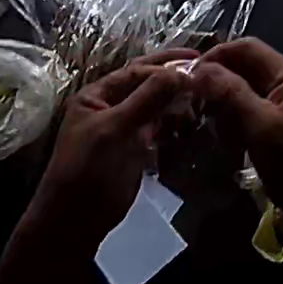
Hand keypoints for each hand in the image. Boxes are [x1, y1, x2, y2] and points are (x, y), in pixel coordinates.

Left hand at [19, 50, 196, 248]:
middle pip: (146, 85)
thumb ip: (147, 99)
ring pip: (155, 107)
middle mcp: (111, 106)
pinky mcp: (135, 149)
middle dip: (173, 79)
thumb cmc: (88, 169)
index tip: (197, 63)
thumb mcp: (116, 128)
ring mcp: (124, 128)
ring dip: (177, 101)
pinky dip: (174, 123)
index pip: (136, 71)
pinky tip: (191, 122)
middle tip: (206, 72)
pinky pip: (158, 128)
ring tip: (203, 100)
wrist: (76, 219)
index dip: (166, 65)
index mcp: (98, 95)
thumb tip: (181, 72)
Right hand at [189, 38, 282, 225]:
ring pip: (245, 86)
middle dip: (218, 78)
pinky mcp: (280, 123)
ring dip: (222, 97)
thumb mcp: (260, 128)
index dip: (217, 55)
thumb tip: (198, 68)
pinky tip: (220, 132)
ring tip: (202, 115)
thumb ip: (231, 93)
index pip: (247, 47)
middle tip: (191, 96)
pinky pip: (250, 107)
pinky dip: (232, 114)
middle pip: (245, 66)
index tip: (189, 74)